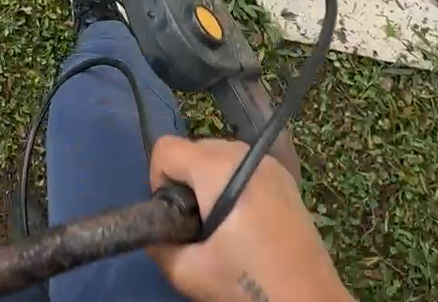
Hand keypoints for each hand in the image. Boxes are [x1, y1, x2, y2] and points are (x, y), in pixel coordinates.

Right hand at [148, 137, 349, 301]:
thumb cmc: (250, 287)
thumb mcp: (189, 273)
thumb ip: (158, 244)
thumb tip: (152, 228)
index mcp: (218, 168)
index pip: (166, 149)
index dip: (158, 182)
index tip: (175, 218)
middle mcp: (242, 153)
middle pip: (191, 150)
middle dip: (184, 184)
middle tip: (198, 228)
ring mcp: (268, 163)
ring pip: (216, 158)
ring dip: (207, 184)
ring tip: (222, 228)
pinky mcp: (284, 178)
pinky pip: (240, 168)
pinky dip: (231, 187)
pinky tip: (244, 224)